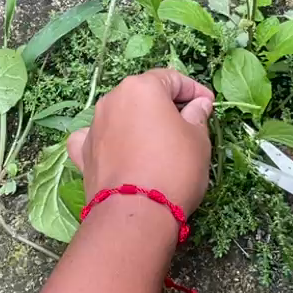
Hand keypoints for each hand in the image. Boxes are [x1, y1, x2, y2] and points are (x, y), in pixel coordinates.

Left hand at [66, 69, 215, 213]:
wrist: (136, 213)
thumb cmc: (174, 168)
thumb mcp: (198, 139)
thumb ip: (197, 115)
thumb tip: (198, 104)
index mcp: (141, 87)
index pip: (172, 78)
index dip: (194, 90)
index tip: (208, 104)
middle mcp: (113, 99)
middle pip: (144, 95)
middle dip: (166, 105)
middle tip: (188, 123)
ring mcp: (94, 126)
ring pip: (121, 114)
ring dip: (139, 122)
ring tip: (160, 142)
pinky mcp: (84, 153)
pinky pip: (97, 138)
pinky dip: (109, 140)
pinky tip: (118, 149)